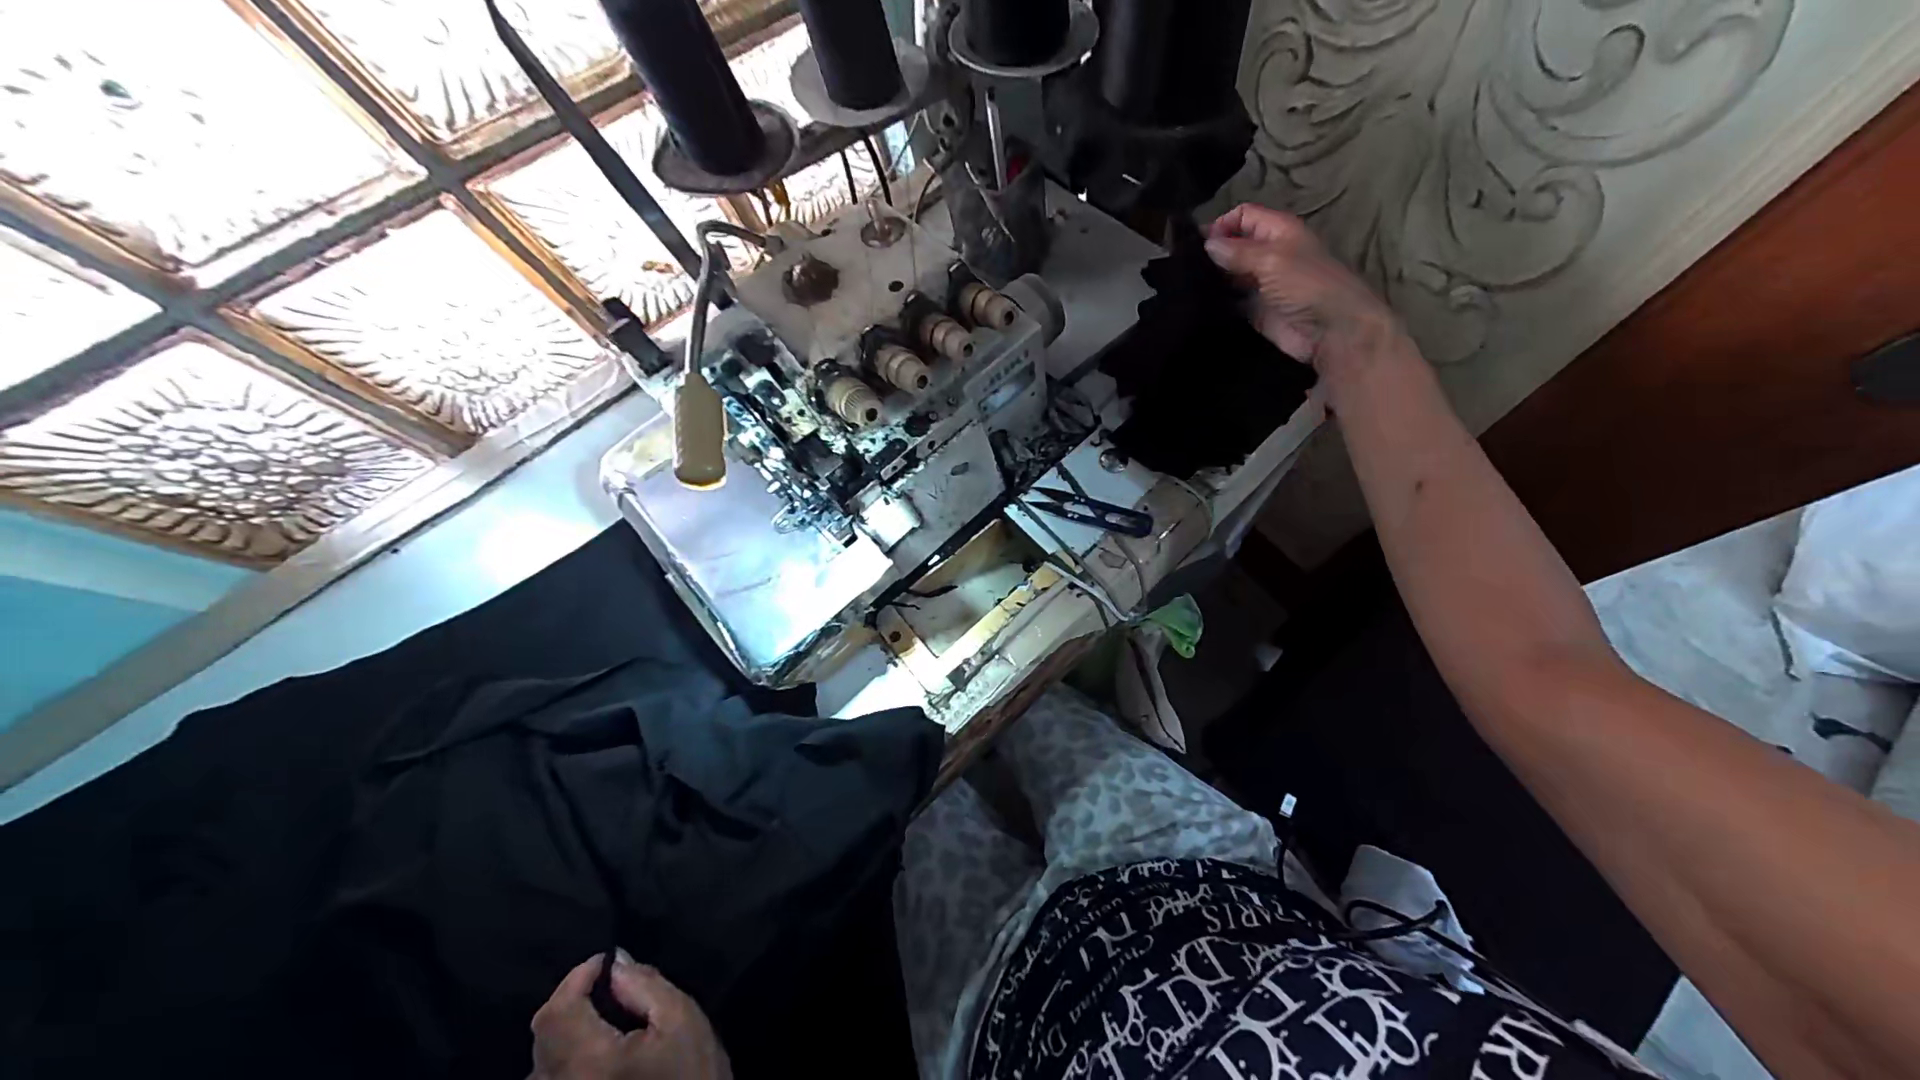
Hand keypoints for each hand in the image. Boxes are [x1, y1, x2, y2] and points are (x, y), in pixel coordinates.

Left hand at [530, 952, 730, 1079]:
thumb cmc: (692, 1077)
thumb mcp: (681, 1020)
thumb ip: (644, 985)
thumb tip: (615, 964)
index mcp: (588, 1063)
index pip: (557, 1010)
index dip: (577, 977)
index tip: (605, 962)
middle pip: (545, 1034)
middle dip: (573, 1001)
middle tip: (609, 987)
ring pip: (542, 1063)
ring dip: (566, 1032)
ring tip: (604, 1019)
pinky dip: (566, 1061)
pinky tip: (597, 1055)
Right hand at [1204, 203, 1414, 382]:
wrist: (1330, 331)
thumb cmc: (1308, 285)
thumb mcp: (1272, 259)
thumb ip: (1237, 252)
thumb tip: (1207, 244)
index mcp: (1278, 231)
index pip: (1243, 216)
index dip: (1221, 224)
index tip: (1196, 244)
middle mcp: (1268, 254)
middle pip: (1233, 245)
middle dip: (1212, 252)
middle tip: (1184, 266)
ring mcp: (1260, 284)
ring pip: (1228, 274)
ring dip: (1211, 278)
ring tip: (1186, 286)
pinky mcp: (1254, 311)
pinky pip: (1229, 302)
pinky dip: (1215, 302)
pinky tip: (1197, 305)